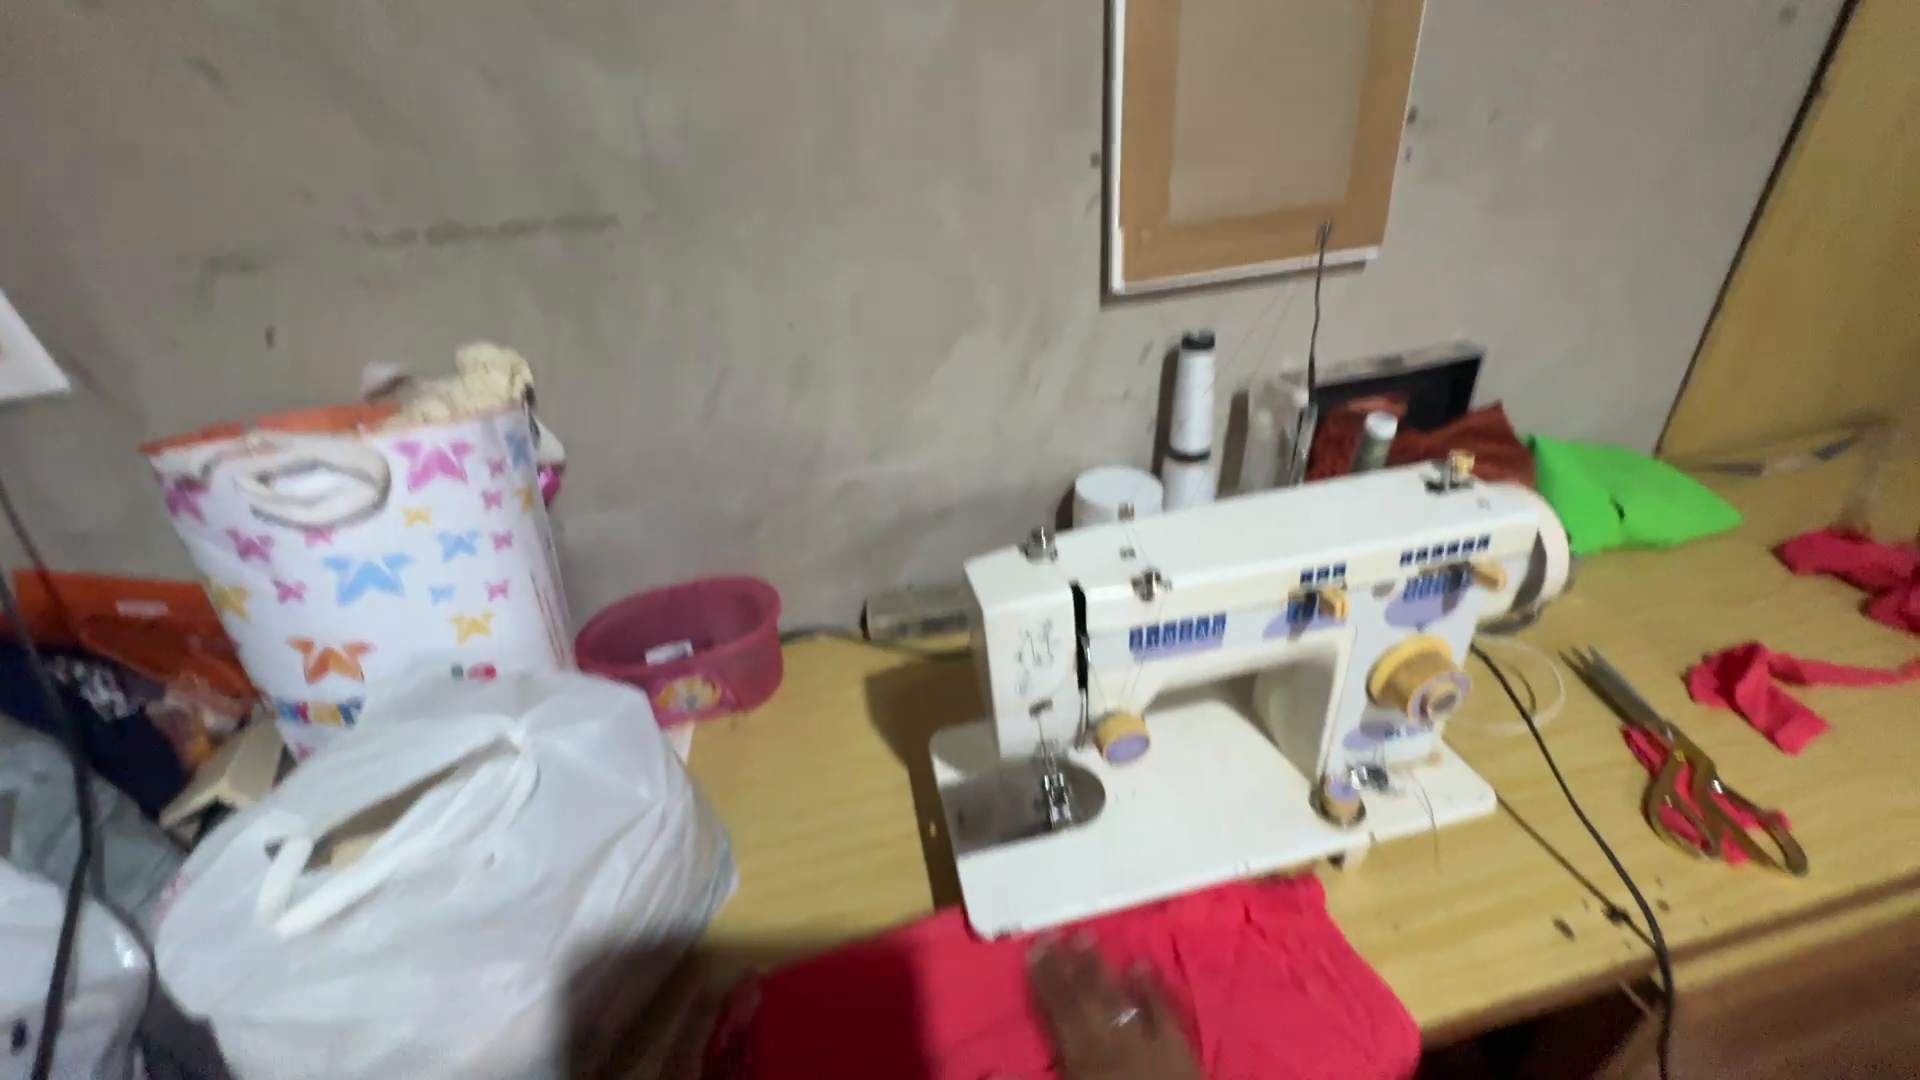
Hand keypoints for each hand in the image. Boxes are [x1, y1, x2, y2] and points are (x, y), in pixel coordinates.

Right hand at [1026, 936, 1205, 1079]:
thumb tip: (993, 1071)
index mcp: (1082, 1061)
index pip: (1058, 1012)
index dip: (1044, 980)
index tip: (1033, 949)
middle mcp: (1111, 1044)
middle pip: (1085, 998)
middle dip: (1068, 965)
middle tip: (1056, 932)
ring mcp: (1147, 1043)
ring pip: (1118, 998)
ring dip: (1101, 968)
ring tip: (1087, 937)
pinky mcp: (1179, 1051)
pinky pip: (1163, 1013)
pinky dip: (1150, 988)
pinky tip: (1140, 965)